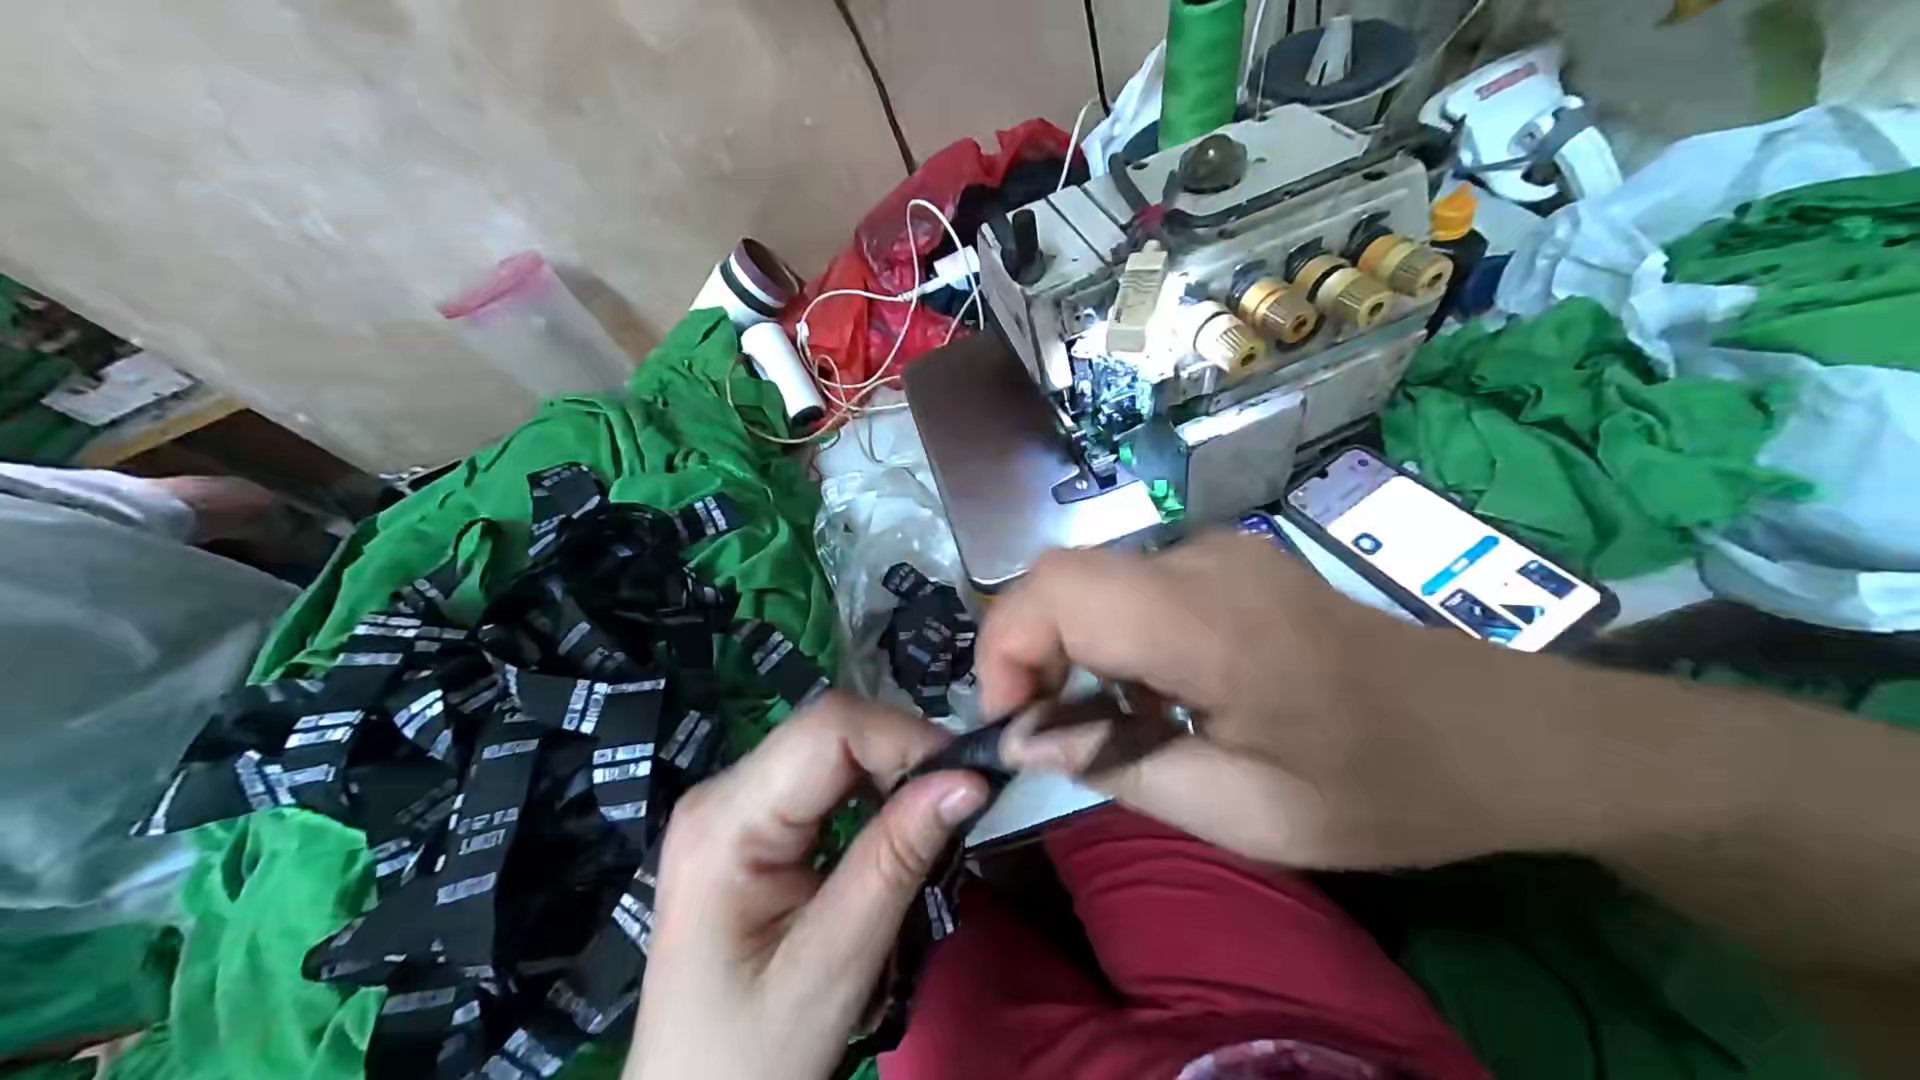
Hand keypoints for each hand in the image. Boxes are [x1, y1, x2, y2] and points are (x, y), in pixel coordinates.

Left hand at [626, 693, 987, 1079]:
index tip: (967, 779)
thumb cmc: (750, 1058)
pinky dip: (872, 787)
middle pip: (828, 730)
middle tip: (960, 802)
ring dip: (892, 769)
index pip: (827, 729)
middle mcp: (721, 792)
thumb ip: (896, 862)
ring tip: (933, 816)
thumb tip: (968, 779)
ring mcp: (732, 802)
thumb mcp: (832, 968)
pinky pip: (823, 776)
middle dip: (903, 753)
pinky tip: (895, 824)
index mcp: (724, 821)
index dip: (904, 738)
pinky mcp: (750, 820)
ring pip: (831, 746)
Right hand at [979, 533, 1743, 868]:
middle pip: (1061, 579)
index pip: (1057, 591)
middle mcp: (1202, 564)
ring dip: (1063, 647)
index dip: (1005, 648)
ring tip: (1094, 721)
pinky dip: (1105, 637)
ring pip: (1089, 581)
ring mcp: (1215, 553)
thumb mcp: (1244, 815)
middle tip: (1042, 730)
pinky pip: (1128, 587)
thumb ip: (1117, 767)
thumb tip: (1021, 739)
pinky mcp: (1223, 562)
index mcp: (1211, 625)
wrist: (1501, 732)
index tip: (1011, 725)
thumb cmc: (1382, 789)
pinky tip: (1146, 693)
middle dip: (1024, 652)